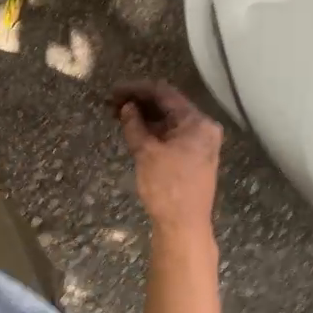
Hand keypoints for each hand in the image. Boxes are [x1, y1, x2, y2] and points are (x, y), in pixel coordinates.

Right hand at [111, 81, 222, 236]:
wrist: (183, 223)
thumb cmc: (167, 186)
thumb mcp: (146, 153)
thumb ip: (134, 126)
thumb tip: (126, 107)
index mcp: (197, 122)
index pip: (164, 94)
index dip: (136, 90)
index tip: (113, 91)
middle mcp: (202, 128)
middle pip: (167, 105)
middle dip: (139, 102)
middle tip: (110, 103)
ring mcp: (197, 142)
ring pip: (167, 120)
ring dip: (143, 116)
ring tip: (116, 115)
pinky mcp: (190, 156)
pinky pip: (169, 134)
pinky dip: (151, 130)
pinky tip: (132, 129)